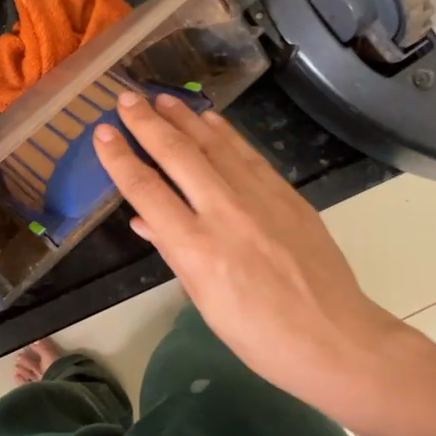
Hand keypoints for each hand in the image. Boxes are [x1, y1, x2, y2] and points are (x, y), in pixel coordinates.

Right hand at [92, 92, 413, 413]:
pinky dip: (224, 132)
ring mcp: (260, 199)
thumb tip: (145, 220)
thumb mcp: (203, 301)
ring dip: (183, 118)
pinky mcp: (286, 194)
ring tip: (160, 99)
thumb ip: (173, 253)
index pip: (146, 191)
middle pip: (177, 155)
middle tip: (125, 98)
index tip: (102, 132)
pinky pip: (248, 154)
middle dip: (147, 123)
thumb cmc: (258, 335)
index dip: (119, 158)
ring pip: (214, 145)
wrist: (333, 338)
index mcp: (195, 248)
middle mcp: (224, 213)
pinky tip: (207, 119)